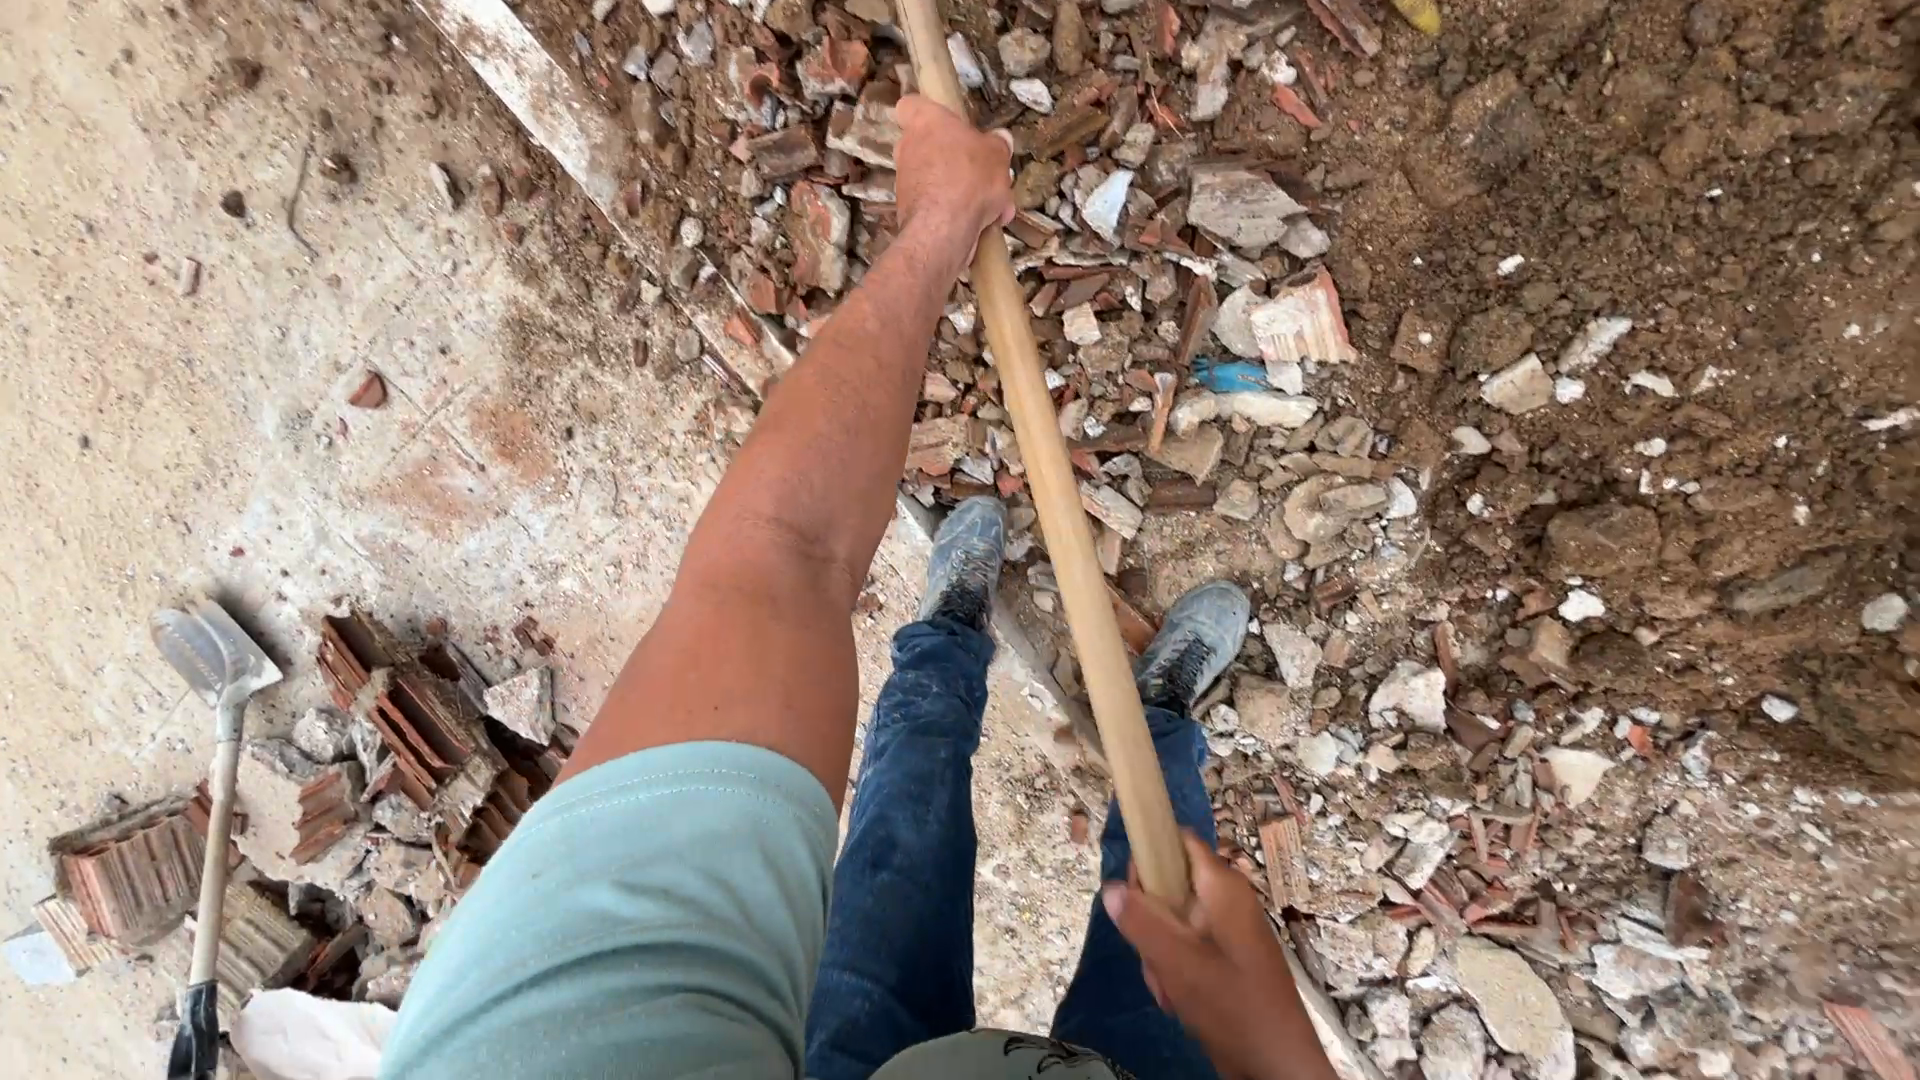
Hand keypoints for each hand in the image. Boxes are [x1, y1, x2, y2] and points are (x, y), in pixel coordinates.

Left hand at [893, 95, 1014, 257]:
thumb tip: (1001, 140)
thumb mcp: (997, 154)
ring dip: (963, 193)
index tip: (947, 126)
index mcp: (924, 122)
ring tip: (994, 208)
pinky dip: (958, 215)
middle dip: (957, 162)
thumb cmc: (969, 176)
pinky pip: (939, 208)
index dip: (927, 113)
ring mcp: (905, 183)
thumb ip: (998, 145)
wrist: (944, 230)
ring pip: (938, 182)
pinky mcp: (910, 213)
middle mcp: (908, 149)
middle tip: (983, 175)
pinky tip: (984, 226)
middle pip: (931, 148)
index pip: (910, 106)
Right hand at [1102, 834, 1338, 1079]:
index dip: (1149, 852)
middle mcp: (1225, 900)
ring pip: (1172, 920)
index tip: (1130, 886)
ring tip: (1167, 985)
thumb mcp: (1178, 963)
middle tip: (1149, 950)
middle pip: (1168, 884)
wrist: (1280, 1070)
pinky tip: (1177, 998)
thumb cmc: (1234, 1006)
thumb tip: (1110, 885)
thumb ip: (1141, 921)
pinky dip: (1174, 968)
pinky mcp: (1225, 958)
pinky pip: (1185, 947)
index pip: (1178, 840)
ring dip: (1159, 952)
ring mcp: (1226, 930)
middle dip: (1150, 918)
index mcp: (1222, 886)